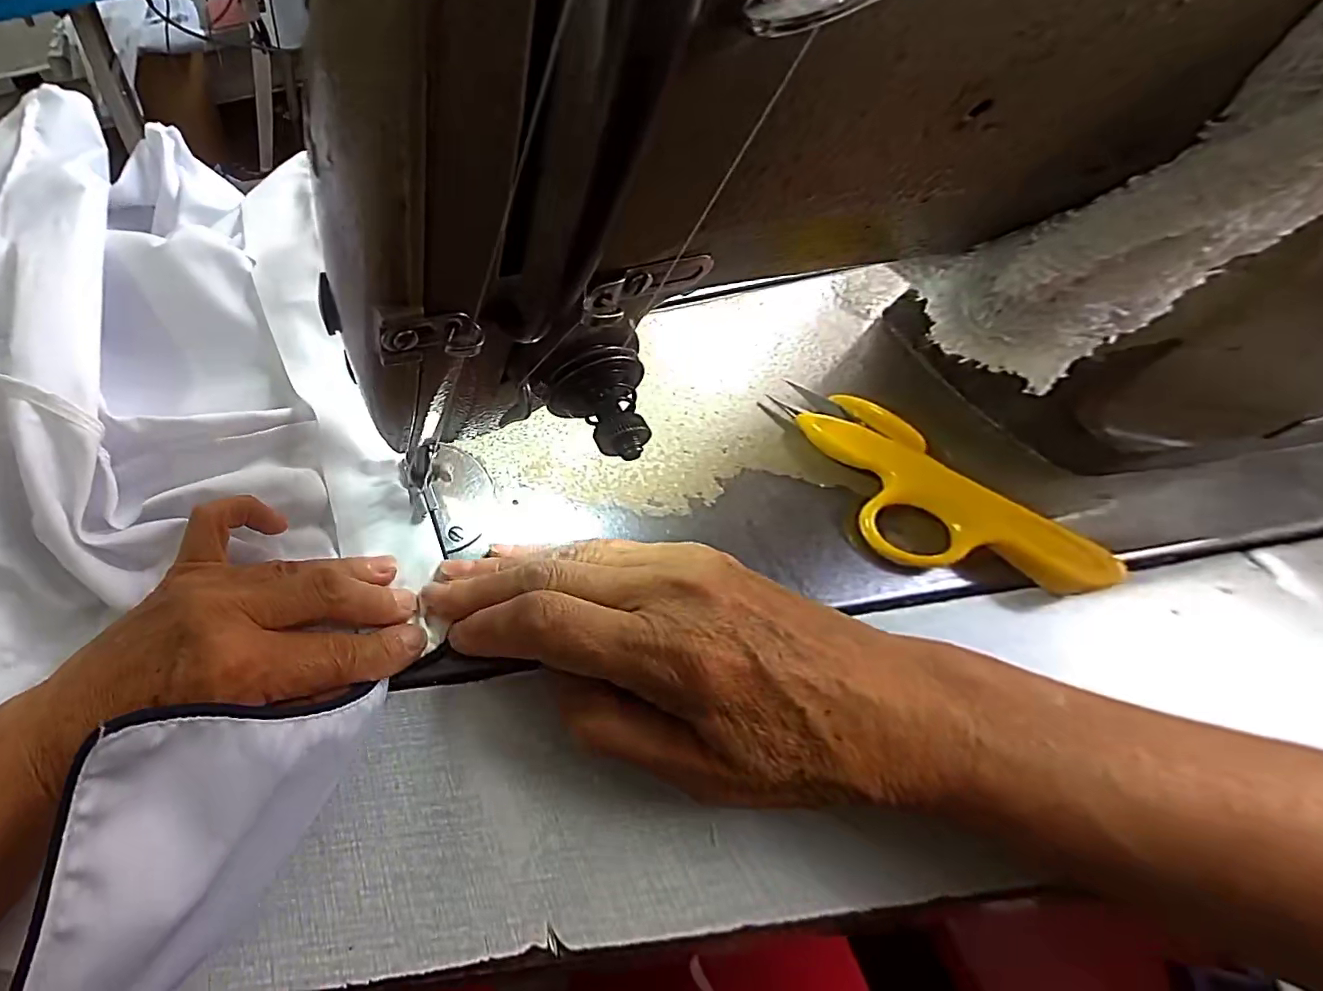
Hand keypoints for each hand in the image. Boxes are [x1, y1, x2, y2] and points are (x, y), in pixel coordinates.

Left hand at [17, 496, 423, 796]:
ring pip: (287, 567)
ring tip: (382, 570)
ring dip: (340, 569)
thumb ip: (302, 704)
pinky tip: (278, 522)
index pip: (330, 654)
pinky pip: (213, 527)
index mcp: (237, 667)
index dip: (380, 650)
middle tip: (409, 604)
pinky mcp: (179, 574)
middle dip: (372, 602)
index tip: (416, 642)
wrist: (77, 728)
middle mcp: (221, 615)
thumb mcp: (239, 744)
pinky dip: (246, 513)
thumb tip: (356, 672)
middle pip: (317, 597)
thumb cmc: (155, 751)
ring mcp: (200, 586)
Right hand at [421, 540, 954, 806]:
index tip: (455, 638)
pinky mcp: (692, 554)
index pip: (550, 622)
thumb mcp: (698, 773)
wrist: (887, 701)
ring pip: (572, 553)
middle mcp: (669, 589)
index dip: (492, 628)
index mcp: (670, 651)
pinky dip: (553, 554)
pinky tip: (523, 555)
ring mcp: (681, 561)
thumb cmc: (798, 752)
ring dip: (510, 564)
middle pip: (550, 575)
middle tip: (435, 595)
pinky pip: (603, 549)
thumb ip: (606, 725)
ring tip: (462, 573)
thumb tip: (553, 679)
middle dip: (484, 587)